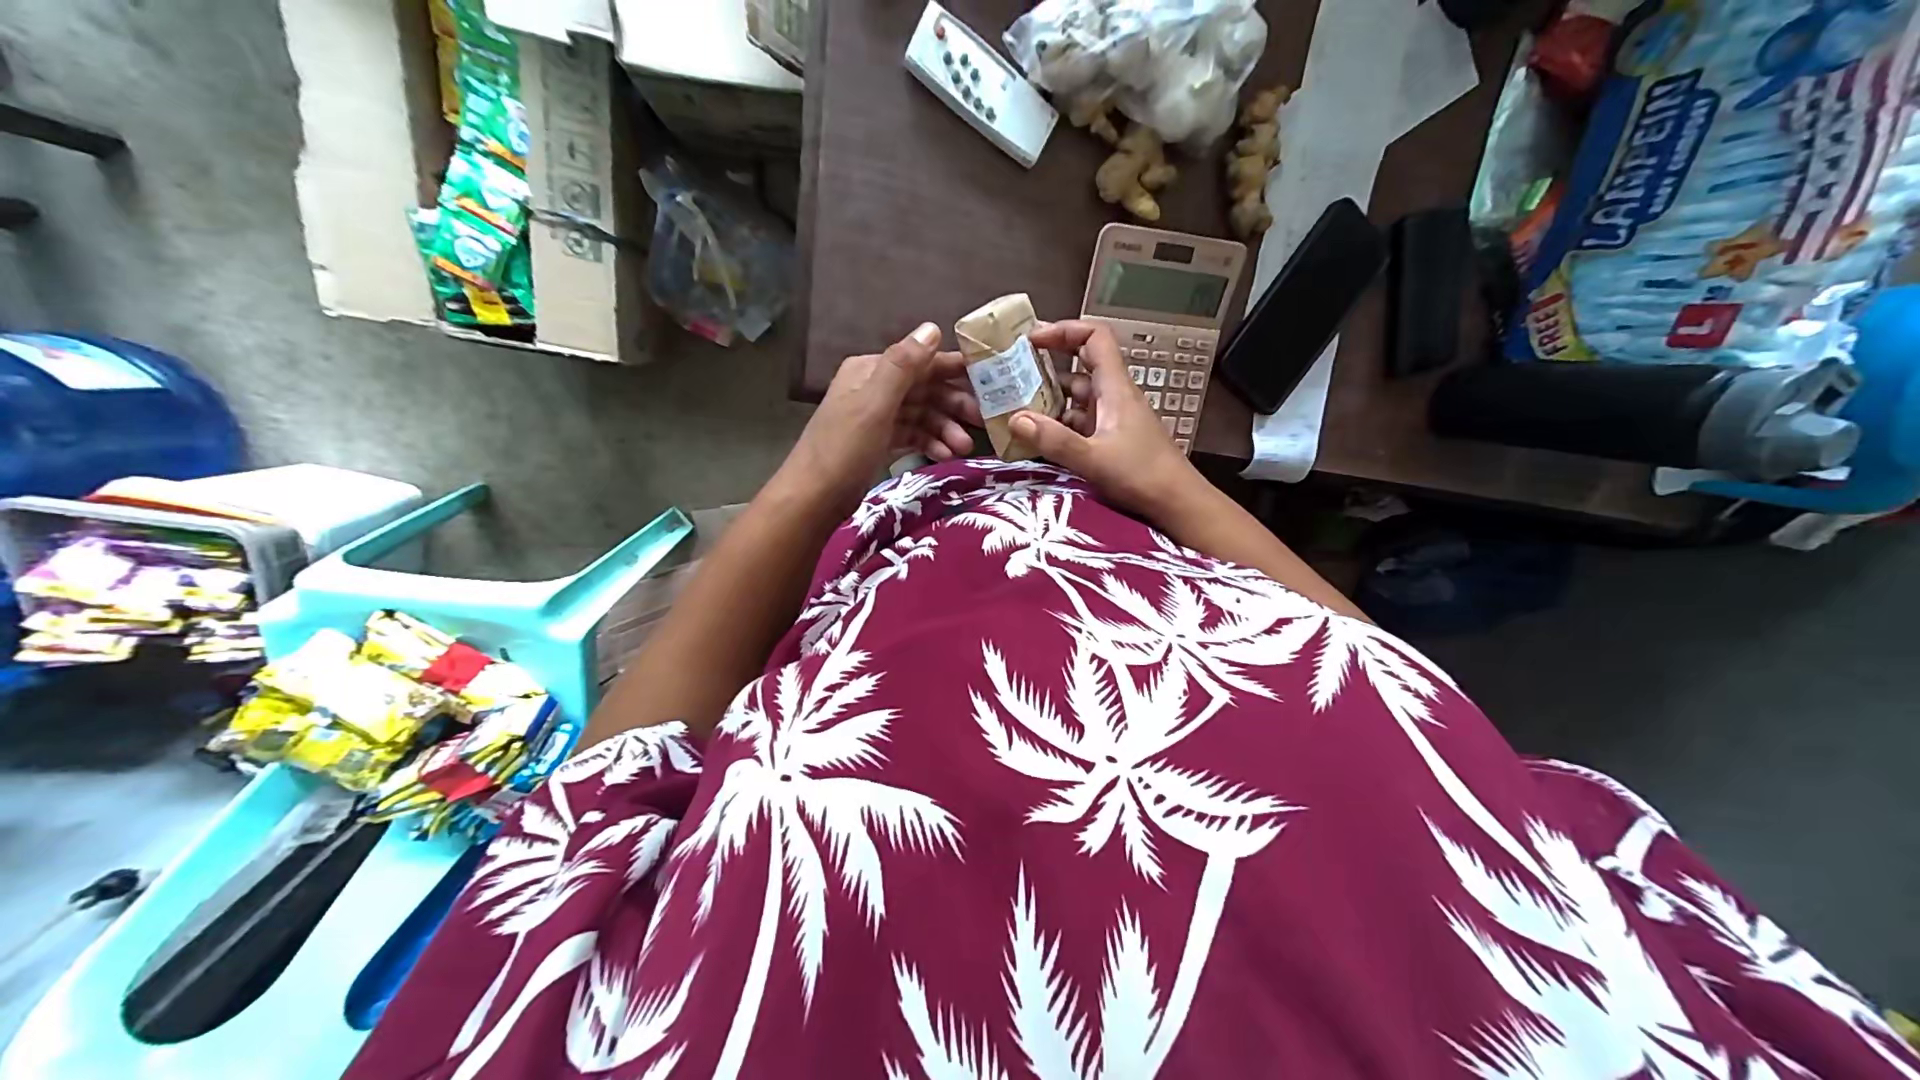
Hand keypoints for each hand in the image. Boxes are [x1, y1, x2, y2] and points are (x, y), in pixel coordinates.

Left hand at [778, 323, 983, 508]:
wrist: (813, 499)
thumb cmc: (843, 449)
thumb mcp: (875, 404)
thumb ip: (903, 366)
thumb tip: (932, 328)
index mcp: (870, 370)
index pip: (921, 361)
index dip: (955, 369)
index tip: (990, 381)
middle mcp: (874, 388)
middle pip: (925, 388)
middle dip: (953, 405)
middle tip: (982, 422)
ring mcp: (877, 416)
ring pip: (921, 414)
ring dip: (944, 428)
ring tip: (963, 449)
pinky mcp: (878, 442)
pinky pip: (912, 435)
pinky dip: (929, 443)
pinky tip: (944, 456)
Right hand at [1009, 320, 1202, 520]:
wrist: (1178, 504)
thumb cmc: (1142, 476)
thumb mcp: (1093, 459)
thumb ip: (1054, 440)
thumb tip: (1016, 418)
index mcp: (1115, 389)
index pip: (1094, 338)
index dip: (1064, 330)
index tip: (1033, 340)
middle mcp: (1115, 398)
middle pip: (1079, 368)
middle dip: (1046, 368)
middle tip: (1011, 375)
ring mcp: (1113, 420)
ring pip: (1077, 398)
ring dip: (1049, 400)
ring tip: (1015, 408)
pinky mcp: (1111, 441)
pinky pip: (1079, 423)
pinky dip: (1058, 425)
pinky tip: (1037, 438)